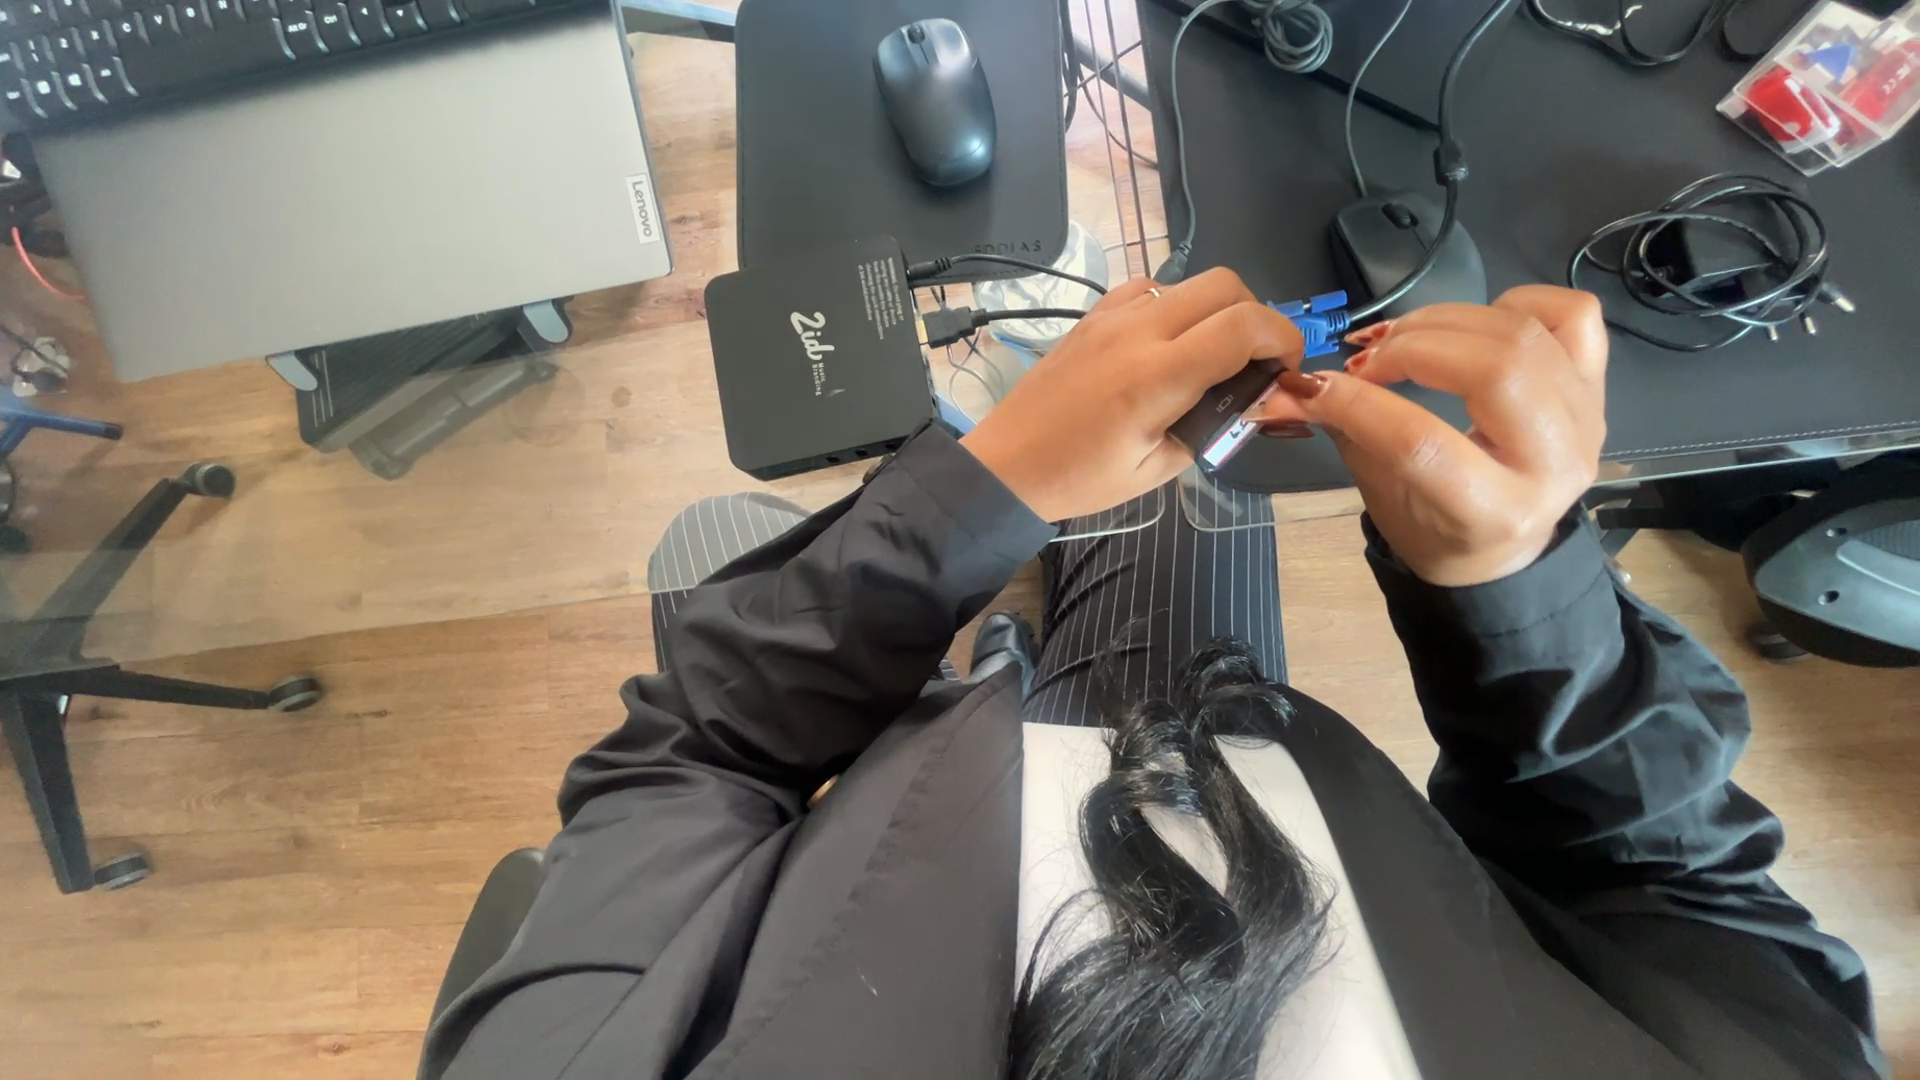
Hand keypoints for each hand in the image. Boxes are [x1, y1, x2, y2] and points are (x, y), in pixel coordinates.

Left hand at [961, 268, 1304, 521]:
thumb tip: (1248, 398)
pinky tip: (1164, 340)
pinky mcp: (1089, 318)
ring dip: (1214, 307)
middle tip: (1251, 360)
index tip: (1285, 368)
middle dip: (1256, 315)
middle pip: (1224, 284)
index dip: (1282, 339)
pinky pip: (1145, 288)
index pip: (1244, 325)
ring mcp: (1108, 318)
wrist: (1007, 466)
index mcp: (1157, 376)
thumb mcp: (1154, 469)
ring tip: (1208, 353)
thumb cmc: (1078, 480)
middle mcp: (1136, 331)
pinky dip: (1171, 303)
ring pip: (1186, 279)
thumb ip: (1210, 426)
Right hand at [1250, 286, 1607, 586]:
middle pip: (1493, 369)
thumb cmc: (1428, 528)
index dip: (1355, 403)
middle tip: (1362, 362)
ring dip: (1442, 321)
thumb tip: (1280, 392)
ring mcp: (1586, 417)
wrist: (1501, 548)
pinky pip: (1572, 315)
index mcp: (1491, 509)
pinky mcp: (1597, 385)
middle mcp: (1554, 461)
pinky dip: (1516, 304)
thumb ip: (1340, 432)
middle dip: (1408, 349)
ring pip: (1523, 333)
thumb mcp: (1377, 491)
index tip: (1305, 388)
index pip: (1419, 440)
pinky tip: (1473, 327)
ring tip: (1397, 340)